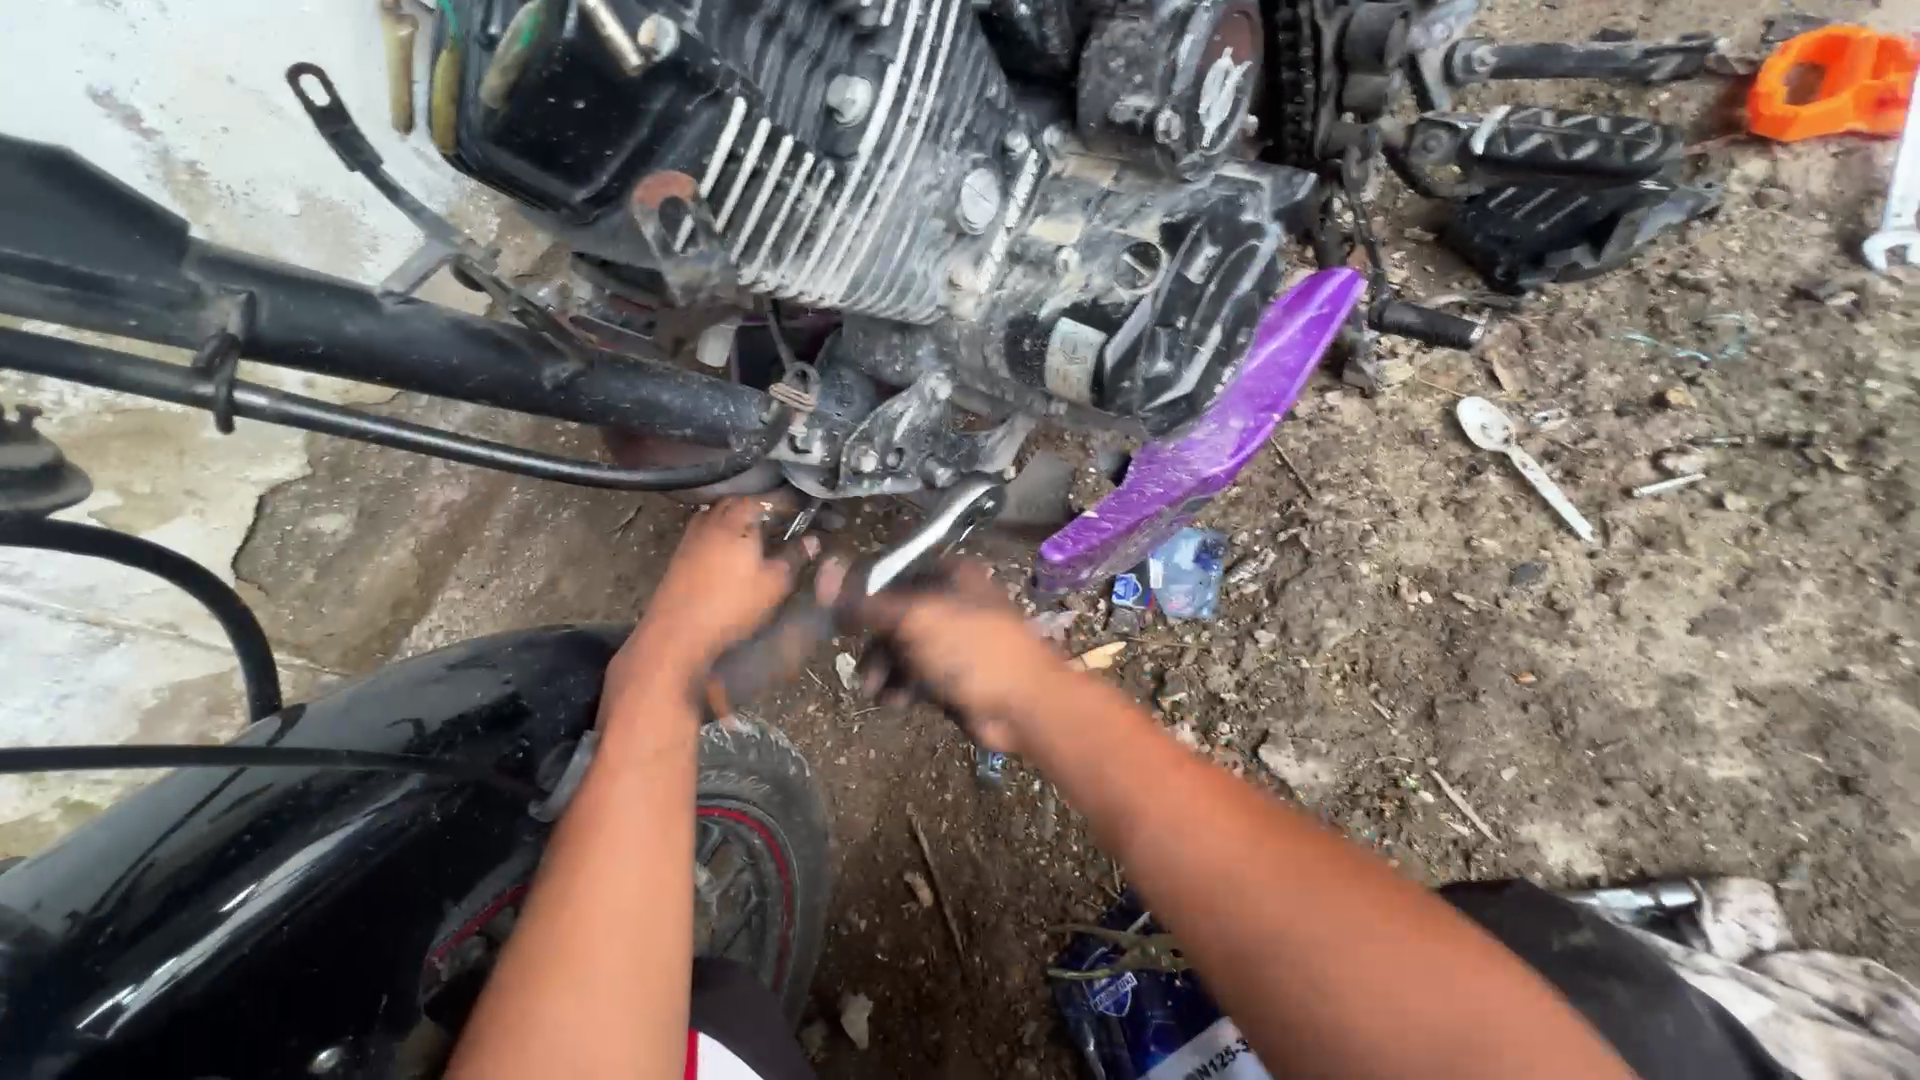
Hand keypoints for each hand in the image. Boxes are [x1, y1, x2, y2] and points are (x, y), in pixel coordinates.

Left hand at [613, 496, 814, 694]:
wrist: (677, 632)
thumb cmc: (732, 604)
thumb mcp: (775, 583)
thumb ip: (795, 557)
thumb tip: (813, 540)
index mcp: (740, 518)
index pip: (772, 499)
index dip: (793, 504)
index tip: (809, 510)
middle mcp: (714, 518)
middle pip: (743, 501)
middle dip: (765, 507)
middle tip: (785, 521)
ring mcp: (694, 533)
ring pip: (723, 514)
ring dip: (743, 519)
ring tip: (762, 535)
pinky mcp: (682, 552)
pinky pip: (710, 530)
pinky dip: (726, 532)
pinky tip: (736, 552)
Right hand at [827, 559, 1075, 754]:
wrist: (1024, 704)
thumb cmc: (972, 650)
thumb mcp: (916, 619)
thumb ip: (870, 603)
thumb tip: (827, 578)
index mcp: (952, 575)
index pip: (896, 575)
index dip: (866, 595)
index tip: (838, 616)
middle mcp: (954, 602)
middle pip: (897, 616)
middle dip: (876, 644)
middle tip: (859, 668)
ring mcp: (958, 641)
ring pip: (906, 649)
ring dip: (886, 670)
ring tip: (876, 692)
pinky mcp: (958, 675)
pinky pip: (920, 676)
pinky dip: (904, 687)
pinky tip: (896, 702)